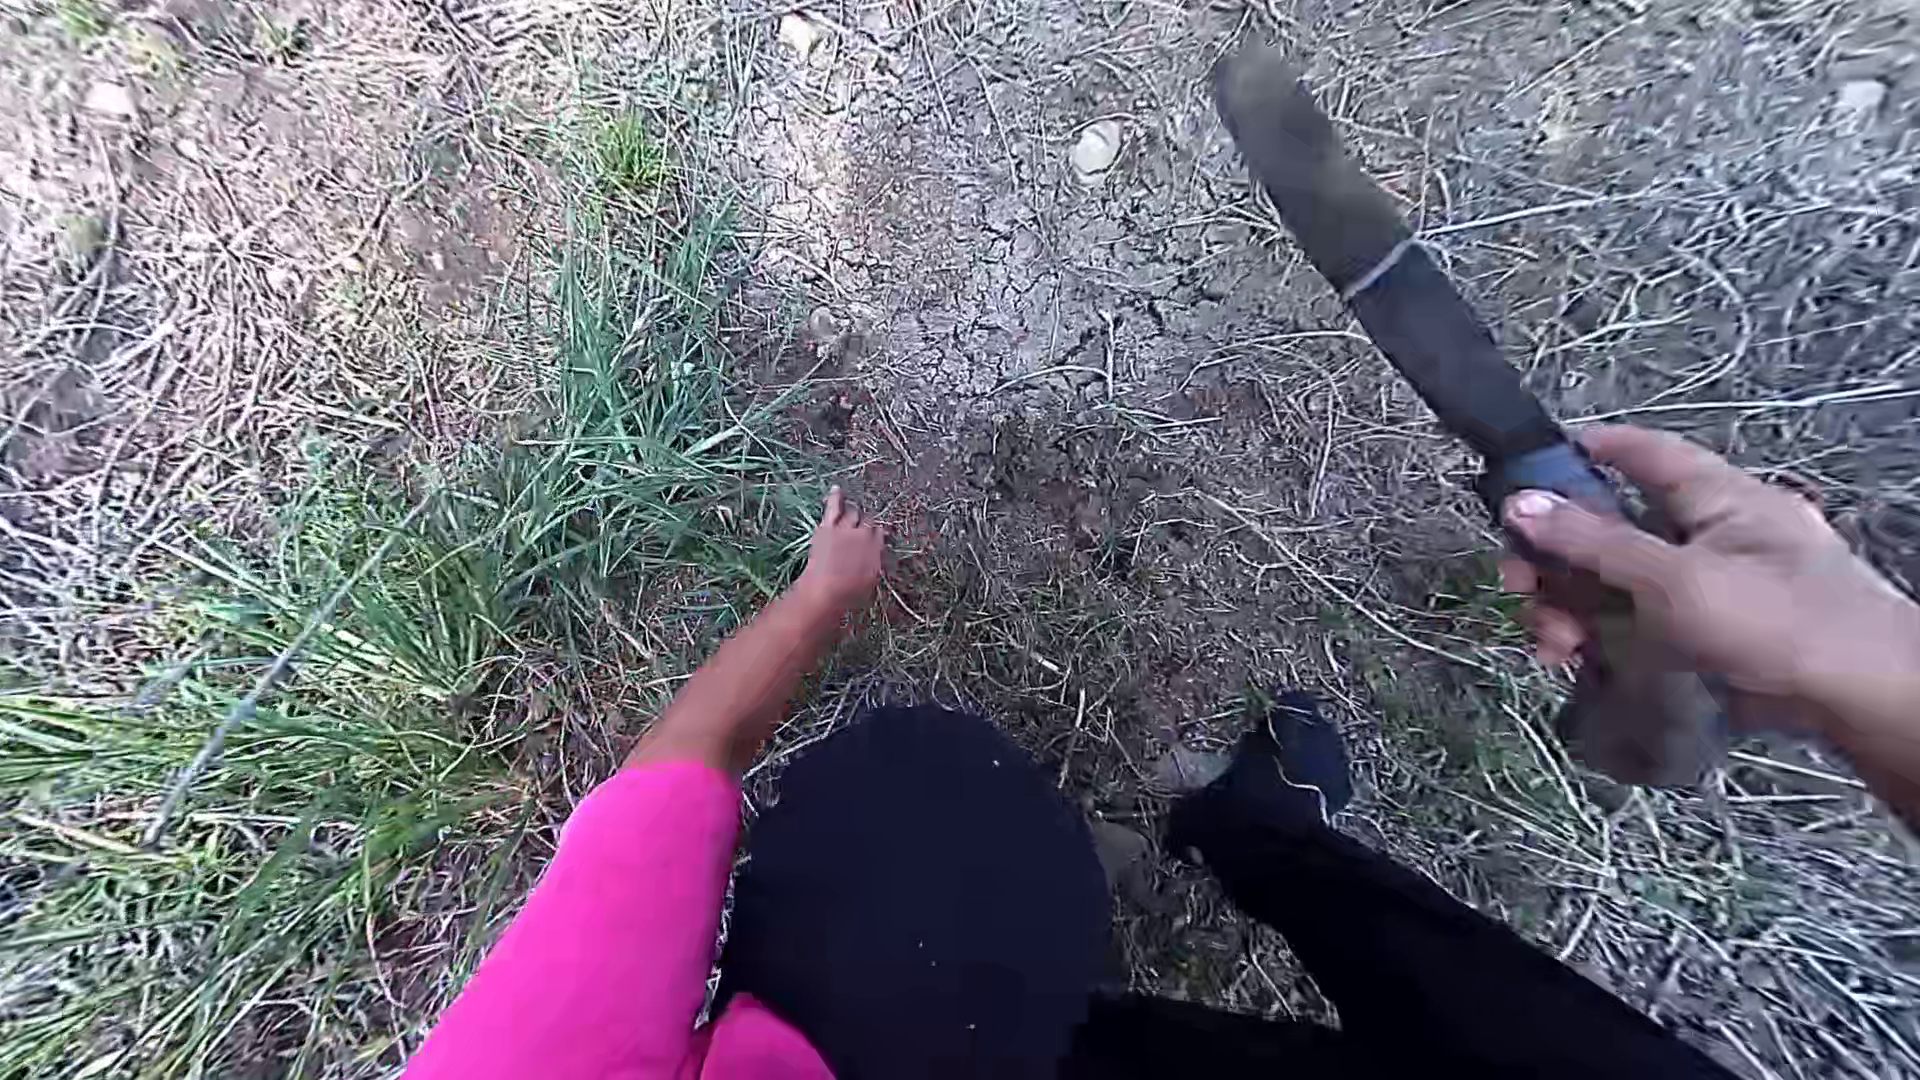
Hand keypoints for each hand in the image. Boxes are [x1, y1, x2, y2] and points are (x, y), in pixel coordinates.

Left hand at [794, 486, 884, 615]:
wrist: (826, 590)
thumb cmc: (848, 592)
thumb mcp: (869, 579)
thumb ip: (874, 562)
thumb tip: (876, 554)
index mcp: (877, 549)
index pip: (880, 533)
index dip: (875, 533)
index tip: (873, 534)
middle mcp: (865, 535)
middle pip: (868, 521)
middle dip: (865, 521)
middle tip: (861, 524)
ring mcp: (846, 529)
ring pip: (853, 512)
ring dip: (853, 512)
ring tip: (852, 510)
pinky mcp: (828, 526)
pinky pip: (834, 507)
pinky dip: (835, 497)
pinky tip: (836, 490)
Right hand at [1500, 425, 1919, 738]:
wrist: (1871, 712)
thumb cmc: (1787, 627)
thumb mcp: (1676, 578)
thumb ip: (1592, 540)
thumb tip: (1518, 502)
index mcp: (1718, 503)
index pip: (1645, 453)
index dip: (1586, 448)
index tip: (1526, 463)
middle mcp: (1698, 536)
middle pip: (1598, 526)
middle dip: (1548, 557)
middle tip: (1517, 581)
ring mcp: (1687, 582)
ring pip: (1594, 577)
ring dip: (1557, 605)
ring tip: (1552, 638)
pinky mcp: (1678, 624)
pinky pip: (1609, 615)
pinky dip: (1579, 631)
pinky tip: (1564, 653)